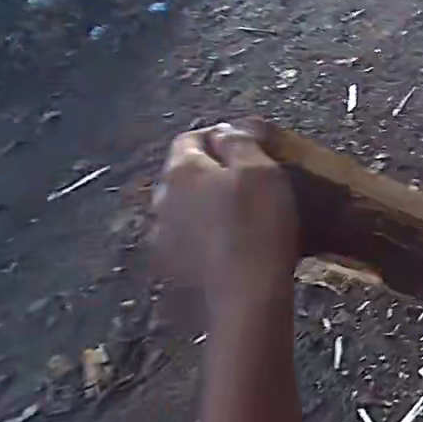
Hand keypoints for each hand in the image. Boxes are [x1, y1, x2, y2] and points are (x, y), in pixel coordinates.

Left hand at [151, 123, 300, 312]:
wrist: (248, 293)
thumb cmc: (258, 223)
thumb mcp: (260, 170)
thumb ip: (239, 141)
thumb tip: (226, 128)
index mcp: (181, 171)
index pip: (190, 138)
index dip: (219, 136)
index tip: (247, 144)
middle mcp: (162, 199)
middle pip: (183, 171)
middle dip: (210, 168)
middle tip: (246, 176)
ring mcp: (162, 234)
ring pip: (184, 204)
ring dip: (205, 201)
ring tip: (238, 209)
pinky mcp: (173, 264)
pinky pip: (187, 233)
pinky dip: (203, 229)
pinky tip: (228, 238)